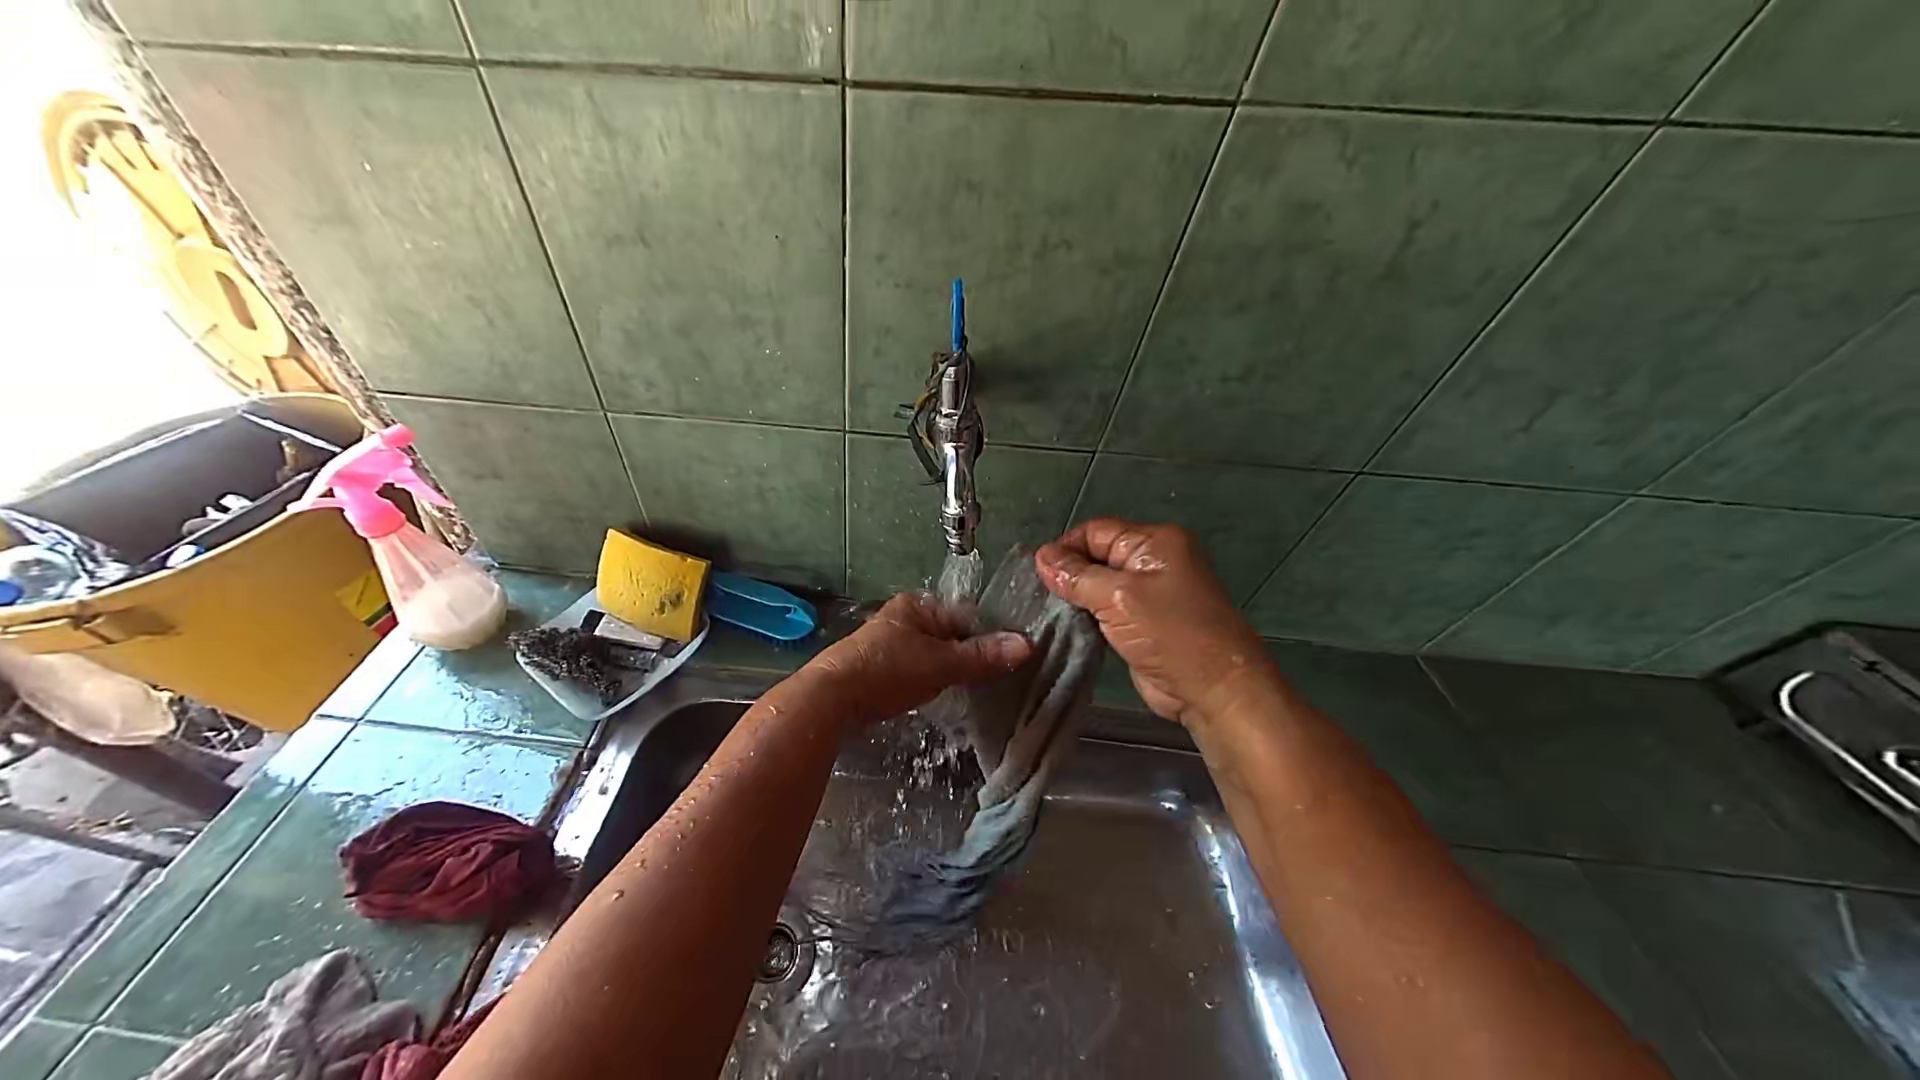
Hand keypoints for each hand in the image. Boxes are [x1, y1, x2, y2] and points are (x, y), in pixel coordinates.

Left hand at [801, 593, 1031, 726]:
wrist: (830, 702)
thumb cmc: (886, 671)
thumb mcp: (942, 663)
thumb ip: (983, 656)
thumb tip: (1027, 644)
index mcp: (917, 605)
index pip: (966, 615)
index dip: (988, 636)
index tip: (1010, 658)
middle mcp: (902, 619)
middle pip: (949, 635)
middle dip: (969, 655)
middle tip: (996, 677)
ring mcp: (888, 646)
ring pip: (933, 655)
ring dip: (950, 671)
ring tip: (974, 690)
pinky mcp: (879, 671)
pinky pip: (917, 672)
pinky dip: (931, 682)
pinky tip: (941, 697)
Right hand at [1036, 519, 1278, 728]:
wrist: (1214, 690)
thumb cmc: (1171, 634)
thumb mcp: (1119, 598)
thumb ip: (1077, 576)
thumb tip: (1041, 556)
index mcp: (1155, 541)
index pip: (1097, 531)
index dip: (1066, 548)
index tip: (1038, 573)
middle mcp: (1153, 561)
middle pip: (1097, 556)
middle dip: (1069, 573)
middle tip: (1038, 596)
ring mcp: (1150, 593)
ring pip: (1100, 585)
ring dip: (1077, 598)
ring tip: (1047, 611)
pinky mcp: (1144, 622)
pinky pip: (1107, 610)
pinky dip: (1088, 616)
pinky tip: (1066, 625)